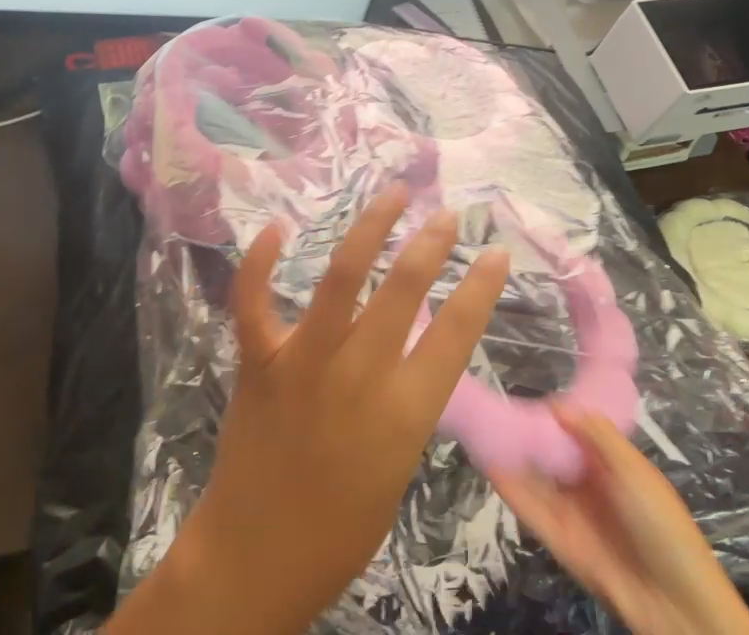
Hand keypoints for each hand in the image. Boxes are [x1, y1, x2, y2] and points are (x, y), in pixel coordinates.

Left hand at [106, 184, 509, 634]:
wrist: (259, 553)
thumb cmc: (341, 526)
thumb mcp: (398, 465)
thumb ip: (404, 403)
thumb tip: (407, 353)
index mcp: (406, 410)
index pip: (457, 332)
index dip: (481, 287)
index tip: (496, 253)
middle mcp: (360, 374)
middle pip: (404, 290)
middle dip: (430, 243)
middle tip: (447, 214)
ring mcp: (304, 361)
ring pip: (339, 278)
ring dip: (369, 229)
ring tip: (392, 195)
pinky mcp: (258, 361)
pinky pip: (253, 301)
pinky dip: (259, 262)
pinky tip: (274, 228)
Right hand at [489, 407, 748, 634]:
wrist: (673, 599)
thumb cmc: (661, 524)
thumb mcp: (634, 471)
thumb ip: (596, 435)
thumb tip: (557, 403)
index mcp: (611, 464)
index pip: (576, 433)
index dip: (553, 416)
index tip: (525, 396)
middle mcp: (587, 484)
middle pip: (550, 453)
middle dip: (525, 434)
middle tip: (494, 409)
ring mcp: (569, 511)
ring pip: (534, 477)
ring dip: (510, 456)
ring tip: (482, 428)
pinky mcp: (555, 536)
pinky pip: (528, 506)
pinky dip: (508, 485)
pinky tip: (487, 462)